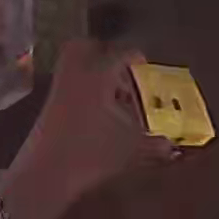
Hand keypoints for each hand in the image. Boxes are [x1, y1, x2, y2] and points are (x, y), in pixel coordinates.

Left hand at [0, 38, 176, 218]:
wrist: (46, 172)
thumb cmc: (91, 153)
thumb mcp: (129, 148)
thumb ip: (154, 144)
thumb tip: (172, 146)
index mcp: (98, 74)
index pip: (120, 54)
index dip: (135, 58)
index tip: (145, 66)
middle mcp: (76, 73)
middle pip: (86, 46)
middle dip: (105, 52)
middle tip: (122, 69)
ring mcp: (58, 86)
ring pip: (73, 62)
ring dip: (92, 69)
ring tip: (112, 92)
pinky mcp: (48, 102)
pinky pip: (67, 80)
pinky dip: (82, 85)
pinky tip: (96, 110)